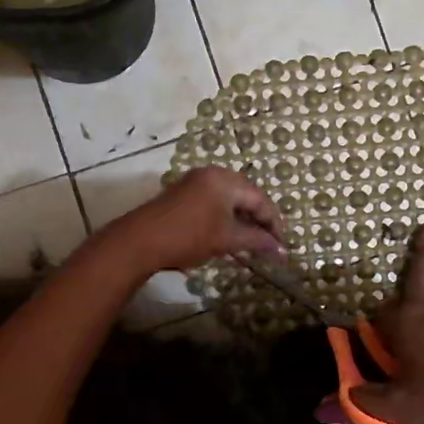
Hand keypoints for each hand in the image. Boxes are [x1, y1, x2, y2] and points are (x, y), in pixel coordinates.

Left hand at [97, 166, 283, 273]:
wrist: (141, 241)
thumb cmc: (189, 237)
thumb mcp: (227, 240)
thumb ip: (257, 241)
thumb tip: (281, 249)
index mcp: (225, 180)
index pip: (260, 199)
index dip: (273, 223)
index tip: (282, 244)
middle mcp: (211, 174)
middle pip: (245, 195)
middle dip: (258, 220)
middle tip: (268, 242)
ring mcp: (194, 182)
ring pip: (228, 199)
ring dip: (241, 220)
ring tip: (250, 241)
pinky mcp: (182, 195)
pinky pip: (212, 202)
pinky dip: (224, 218)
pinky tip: (227, 235)